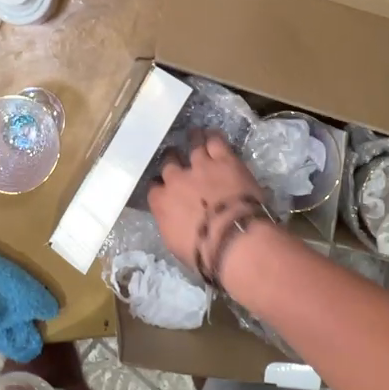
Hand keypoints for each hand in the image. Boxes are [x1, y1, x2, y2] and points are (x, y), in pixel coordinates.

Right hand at [146, 130, 267, 275]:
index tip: (165, 188)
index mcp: (162, 203)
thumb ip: (171, 224)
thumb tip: (174, 219)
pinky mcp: (224, 159)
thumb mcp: (177, 245)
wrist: (234, 240)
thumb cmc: (205, 254)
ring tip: (194, 135)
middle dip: (173, 160)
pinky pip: (215, 141)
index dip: (161, 187)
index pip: (154, 189)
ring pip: (192, 144)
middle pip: (169, 162)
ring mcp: (200, 166)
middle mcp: (176, 179)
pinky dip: (213, 137)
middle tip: (178, 161)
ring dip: (193, 140)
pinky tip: (212, 135)